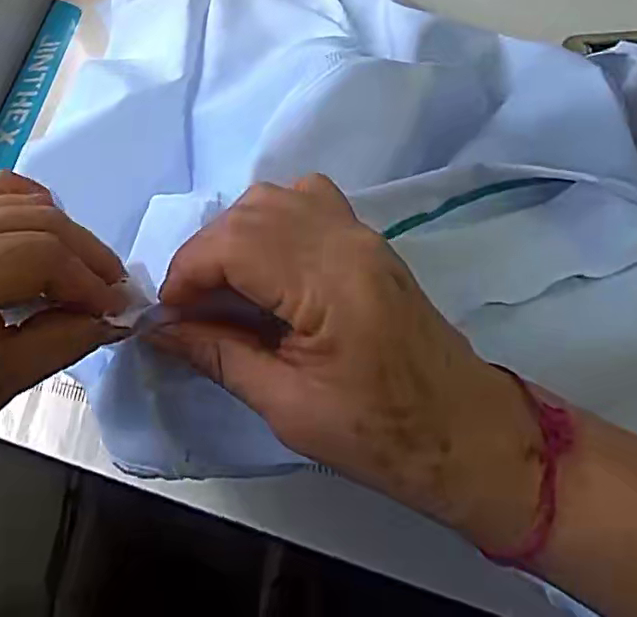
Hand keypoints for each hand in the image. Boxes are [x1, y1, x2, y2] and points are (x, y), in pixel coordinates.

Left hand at [0, 171, 126, 531]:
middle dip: (86, 254)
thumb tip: (114, 316)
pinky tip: (43, 244)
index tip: (120, 310)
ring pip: (19, 200)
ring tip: (85, 272)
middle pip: (39, 218)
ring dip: (61, 231)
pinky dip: (28, 214)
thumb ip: (64, 339)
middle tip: (115, 292)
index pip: (45, 252)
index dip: (92, 279)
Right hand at [150, 176, 542, 551]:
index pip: (231, 246)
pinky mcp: (365, 236)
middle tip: (191, 305)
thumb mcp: (288, 409)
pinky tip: (265, 255)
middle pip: (244, 216)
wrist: (478, 440)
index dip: (186, 274)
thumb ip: (217, 356)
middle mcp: (344, 243)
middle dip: (201, 256)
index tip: (171, 315)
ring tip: (223, 282)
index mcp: (330, 288)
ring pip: (268, 198)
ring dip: (230, 234)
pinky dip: (268, 216)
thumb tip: (158, 329)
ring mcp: (359, 233)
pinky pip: (302, 197)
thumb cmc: (384, 438)